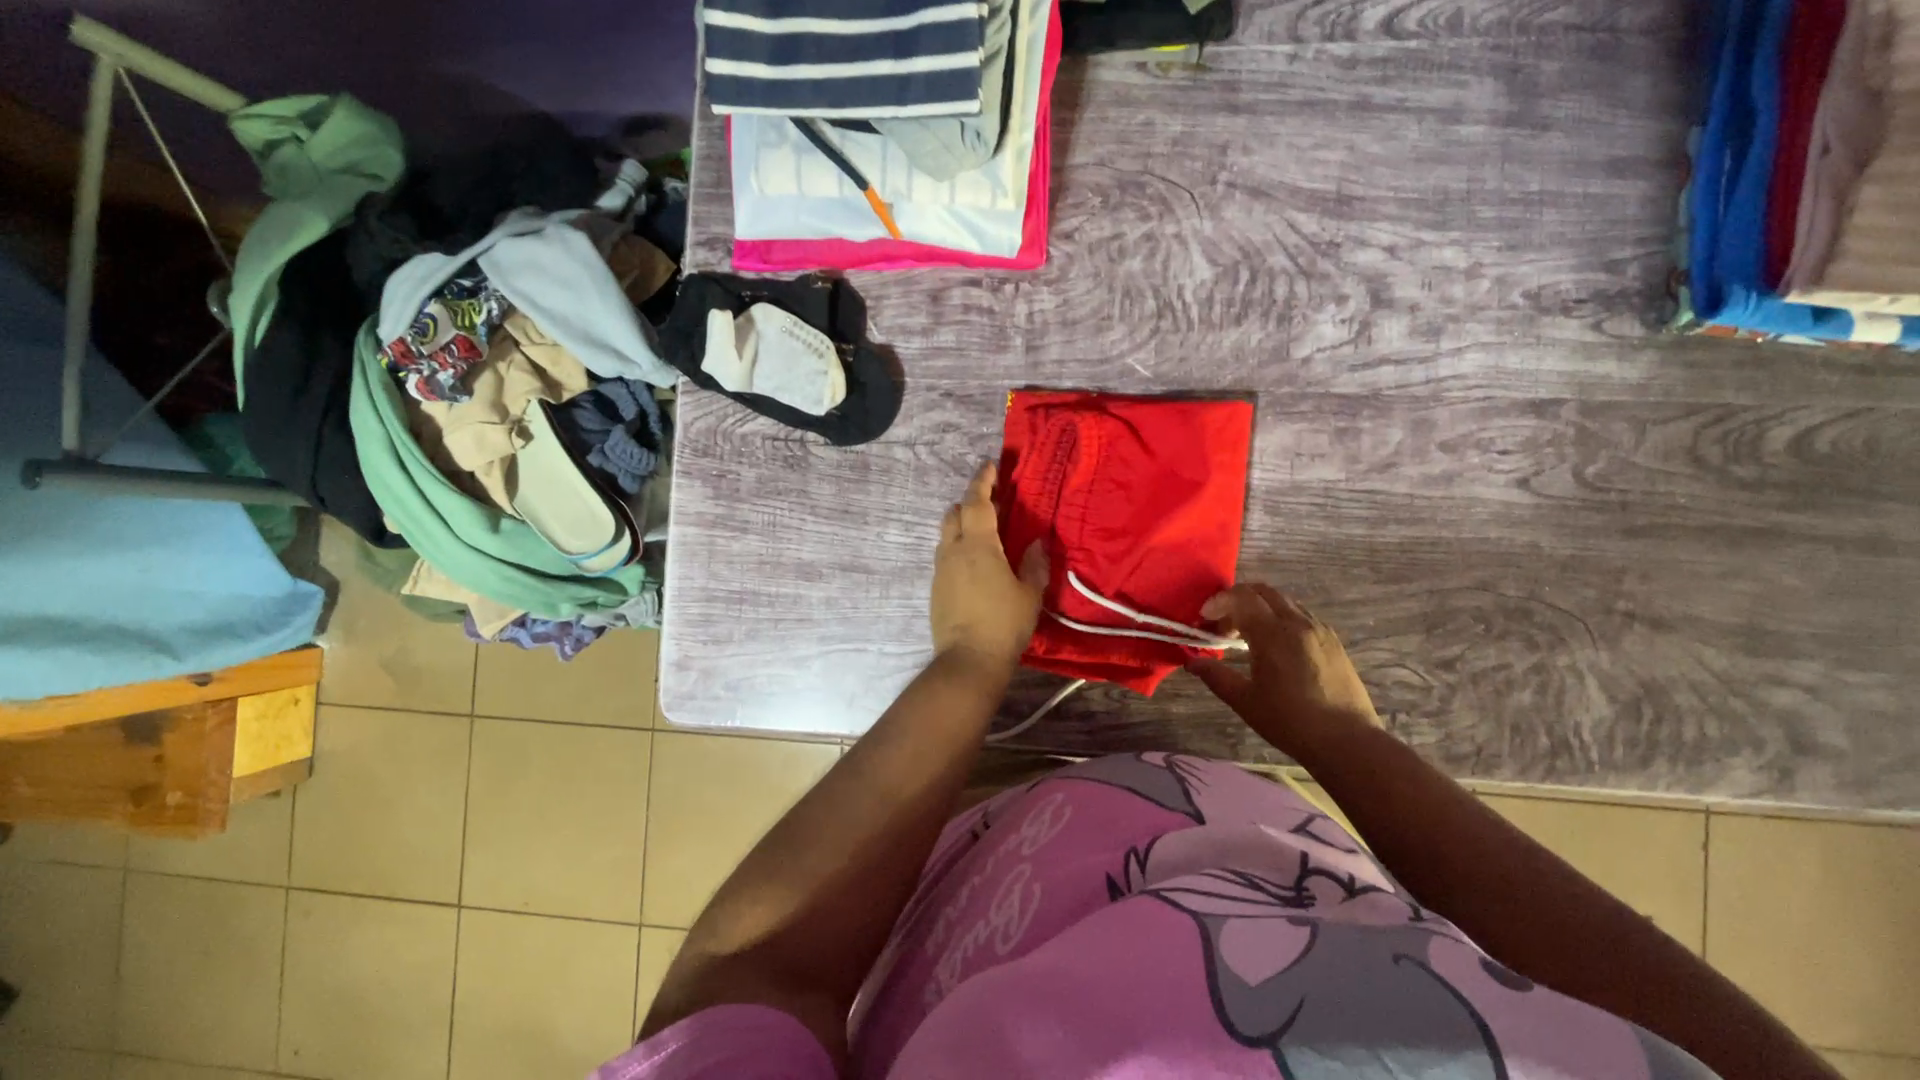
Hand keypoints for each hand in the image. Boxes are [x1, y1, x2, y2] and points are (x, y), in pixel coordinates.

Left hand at [930, 462, 1046, 677]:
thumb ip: (1034, 563)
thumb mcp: (1030, 593)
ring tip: (984, 531)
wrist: (967, 661)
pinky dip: (958, 547)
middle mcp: (953, 550)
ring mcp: (940, 570)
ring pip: (947, 534)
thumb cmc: (1004, 624)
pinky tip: (975, 562)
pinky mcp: (936, 588)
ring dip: (962, 524)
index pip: (976, 501)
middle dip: (971, 501)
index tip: (990, 465)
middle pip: (955, 513)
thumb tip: (1036, 542)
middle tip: (993, 501)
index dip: (982, 480)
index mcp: (978, 544)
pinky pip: (945, 555)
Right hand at [1186, 583, 1378, 755]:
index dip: (1218, 602)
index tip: (1204, 619)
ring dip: (1260, 608)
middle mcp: (1297, 623)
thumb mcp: (1245, 701)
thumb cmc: (1290, 722)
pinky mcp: (1333, 641)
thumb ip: (1216, 676)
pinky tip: (1276, 646)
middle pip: (1263, 591)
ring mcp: (1319, 629)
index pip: (1241, 597)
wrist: (1347, 740)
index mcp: (1273, 634)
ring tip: (1248, 636)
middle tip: (1223, 625)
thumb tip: (1191, 662)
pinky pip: (1302, 615)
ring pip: (1284, 601)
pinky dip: (1281, 618)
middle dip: (1237, 600)